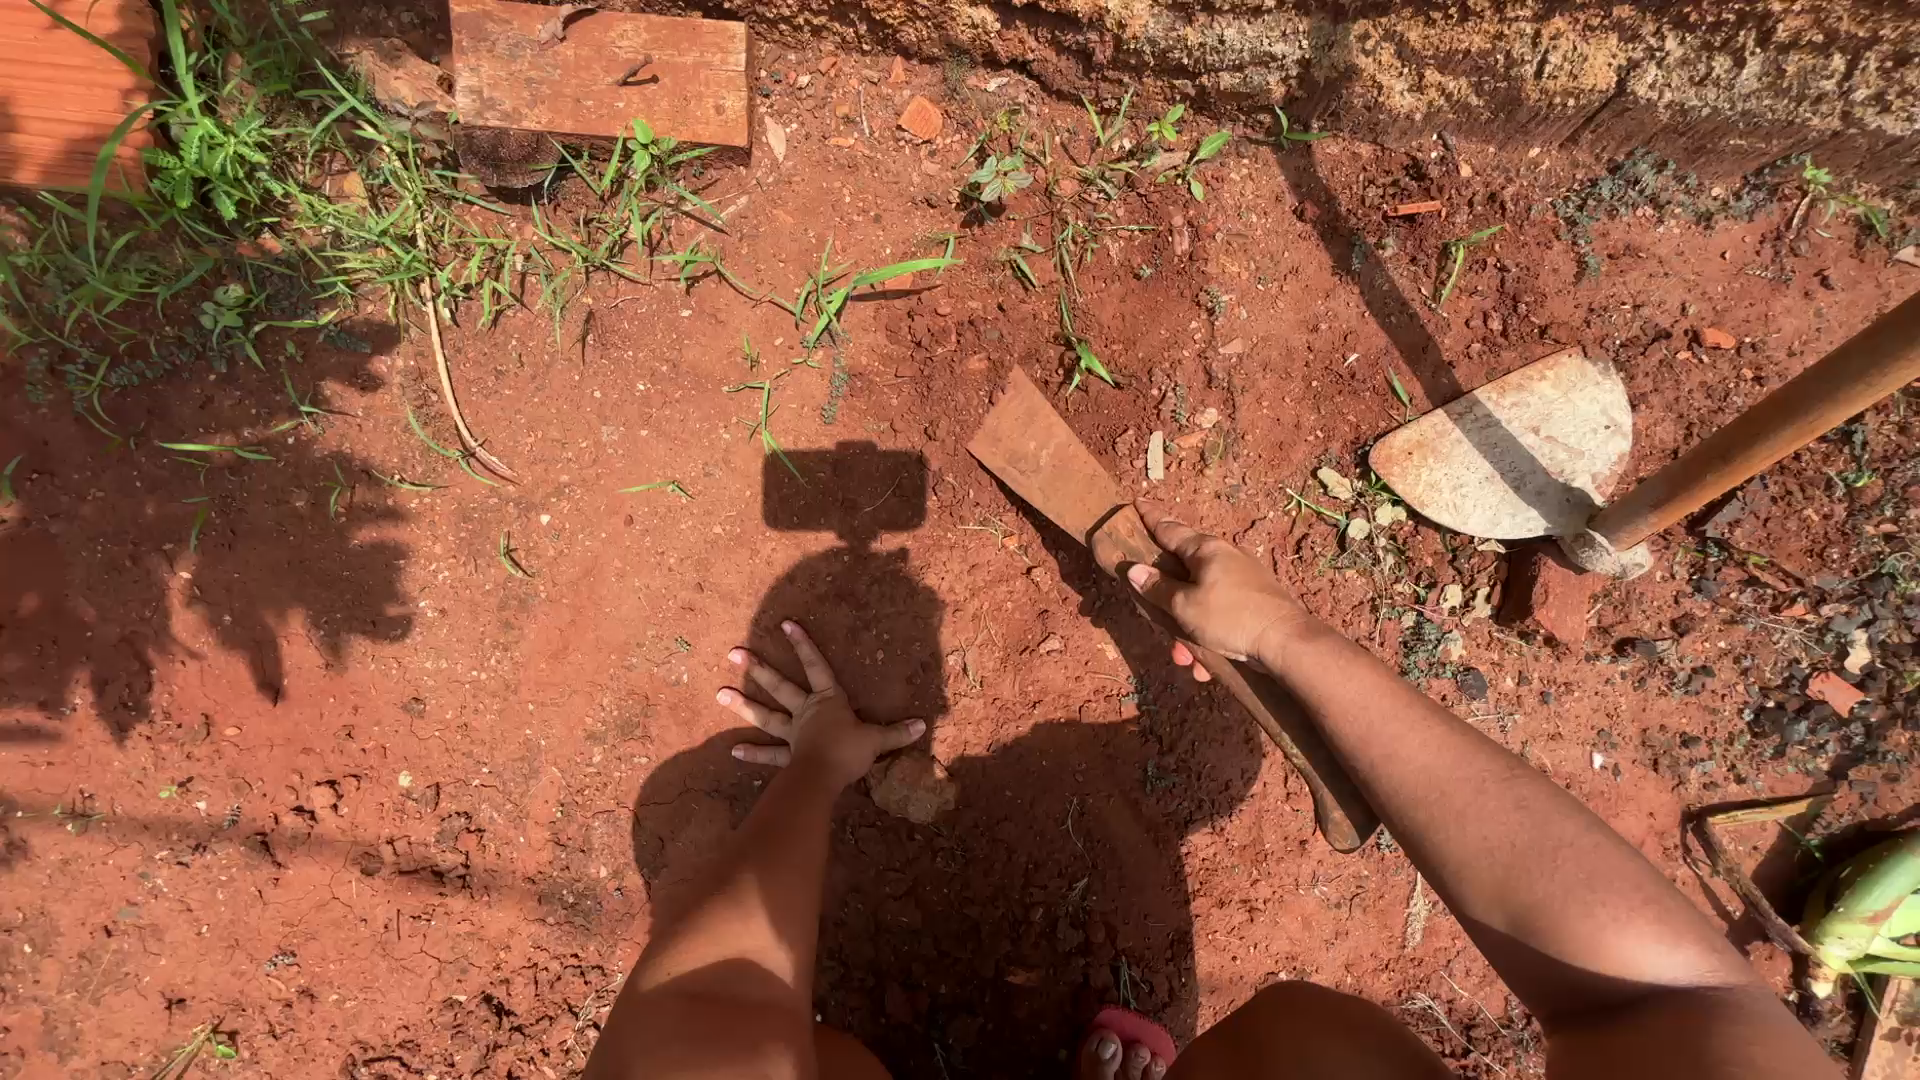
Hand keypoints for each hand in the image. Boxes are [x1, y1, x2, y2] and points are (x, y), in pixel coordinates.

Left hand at [716, 620, 925, 790]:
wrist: (825, 777)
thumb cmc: (849, 751)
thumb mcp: (877, 739)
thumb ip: (897, 733)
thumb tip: (922, 725)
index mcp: (828, 701)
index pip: (817, 666)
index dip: (803, 645)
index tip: (785, 625)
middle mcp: (805, 712)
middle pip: (780, 686)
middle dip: (758, 669)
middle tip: (734, 653)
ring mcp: (792, 733)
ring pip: (765, 715)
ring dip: (742, 705)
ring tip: (719, 693)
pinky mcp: (787, 757)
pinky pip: (769, 753)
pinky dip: (753, 752)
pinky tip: (734, 749)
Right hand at [1123, 501, 1317, 677]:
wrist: (1286, 642)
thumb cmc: (1230, 616)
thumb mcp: (1184, 605)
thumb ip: (1157, 588)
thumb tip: (1133, 569)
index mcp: (1205, 549)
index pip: (1168, 528)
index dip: (1149, 517)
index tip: (1136, 502)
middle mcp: (1223, 557)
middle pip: (1181, 570)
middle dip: (1166, 601)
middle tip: (1152, 617)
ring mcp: (1240, 578)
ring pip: (1198, 599)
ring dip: (1186, 630)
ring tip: (1185, 657)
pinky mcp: (1251, 600)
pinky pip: (1218, 615)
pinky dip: (1207, 636)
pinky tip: (1204, 665)